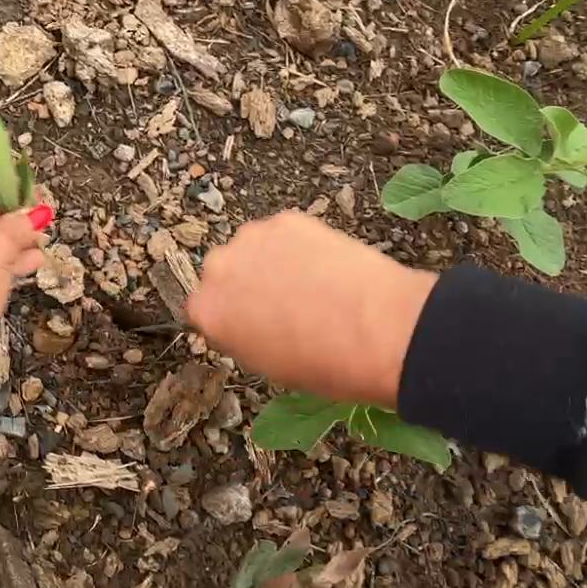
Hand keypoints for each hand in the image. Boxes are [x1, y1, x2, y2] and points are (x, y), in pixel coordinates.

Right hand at [186, 212, 435, 408]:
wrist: (382, 329)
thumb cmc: (327, 364)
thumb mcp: (271, 367)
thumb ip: (242, 337)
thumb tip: (248, 323)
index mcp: (208, 312)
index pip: (205, 308)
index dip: (233, 315)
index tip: (254, 323)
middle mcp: (218, 270)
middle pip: (223, 272)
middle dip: (246, 283)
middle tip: (283, 302)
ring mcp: (250, 239)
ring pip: (252, 248)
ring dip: (270, 260)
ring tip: (310, 282)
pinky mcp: (284, 220)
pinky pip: (283, 233)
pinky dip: (299, 245)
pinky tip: (326, 265)